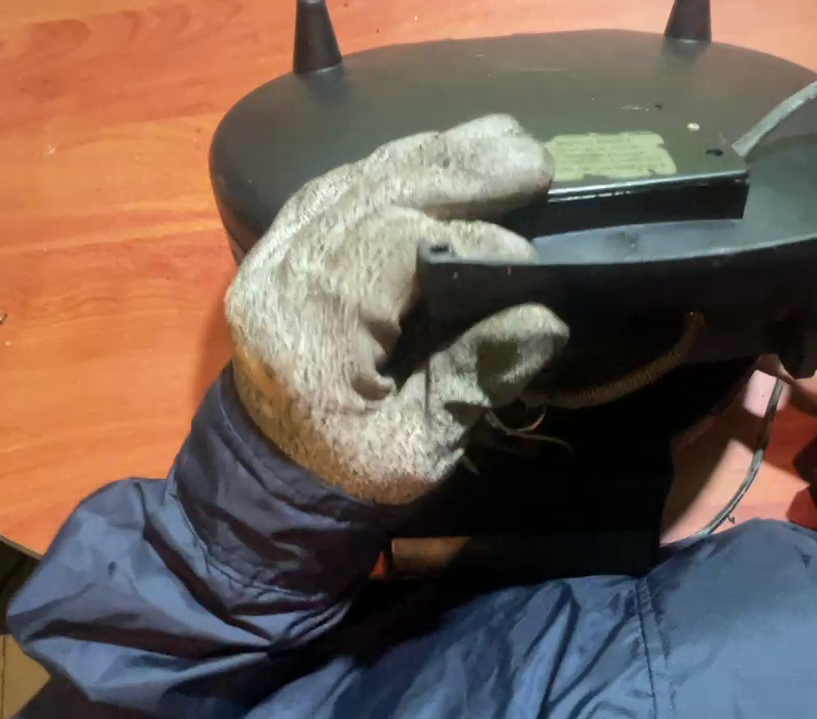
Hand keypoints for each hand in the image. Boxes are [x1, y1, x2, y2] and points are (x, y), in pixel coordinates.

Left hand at [227, 115, 569, 504]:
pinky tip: (439, 159)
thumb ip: (475, 381)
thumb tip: (546, 319)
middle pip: (371, 193)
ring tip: (502, 142)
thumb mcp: (419, 450)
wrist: (276, 476)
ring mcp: (270, 258)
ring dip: (431, 158)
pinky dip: (393, 169)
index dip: (469, 238)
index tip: (530, 253)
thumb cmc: (349, 471)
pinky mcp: (277, 252)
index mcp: (311, 336)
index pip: (394, 247)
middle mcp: (280, 279)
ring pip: (353, 180)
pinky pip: (335, 190)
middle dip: (458, 171)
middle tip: (533, 160)